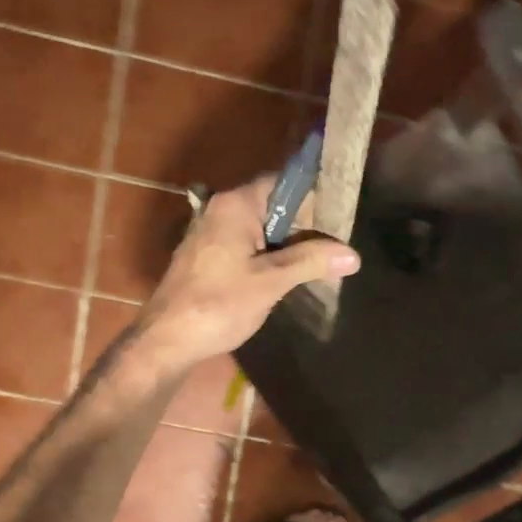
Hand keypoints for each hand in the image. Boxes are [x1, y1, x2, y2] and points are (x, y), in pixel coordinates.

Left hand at [137, 176, 360, 371]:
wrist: (169, 339)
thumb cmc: (219, 304)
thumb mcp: (271, 282)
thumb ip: (310, 262)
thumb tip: (352, 255)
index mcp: (235, 205)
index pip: (283, 182)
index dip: (313, 197)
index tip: (340, 218)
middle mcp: (221, 210)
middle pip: (273, 206)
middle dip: (303, 226)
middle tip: (335, 248)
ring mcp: (211, 235)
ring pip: (260, 230)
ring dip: (286, 246)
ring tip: (318, 265)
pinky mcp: (207, 259)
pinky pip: (246, 247)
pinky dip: (267, 258)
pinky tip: (285, 279)